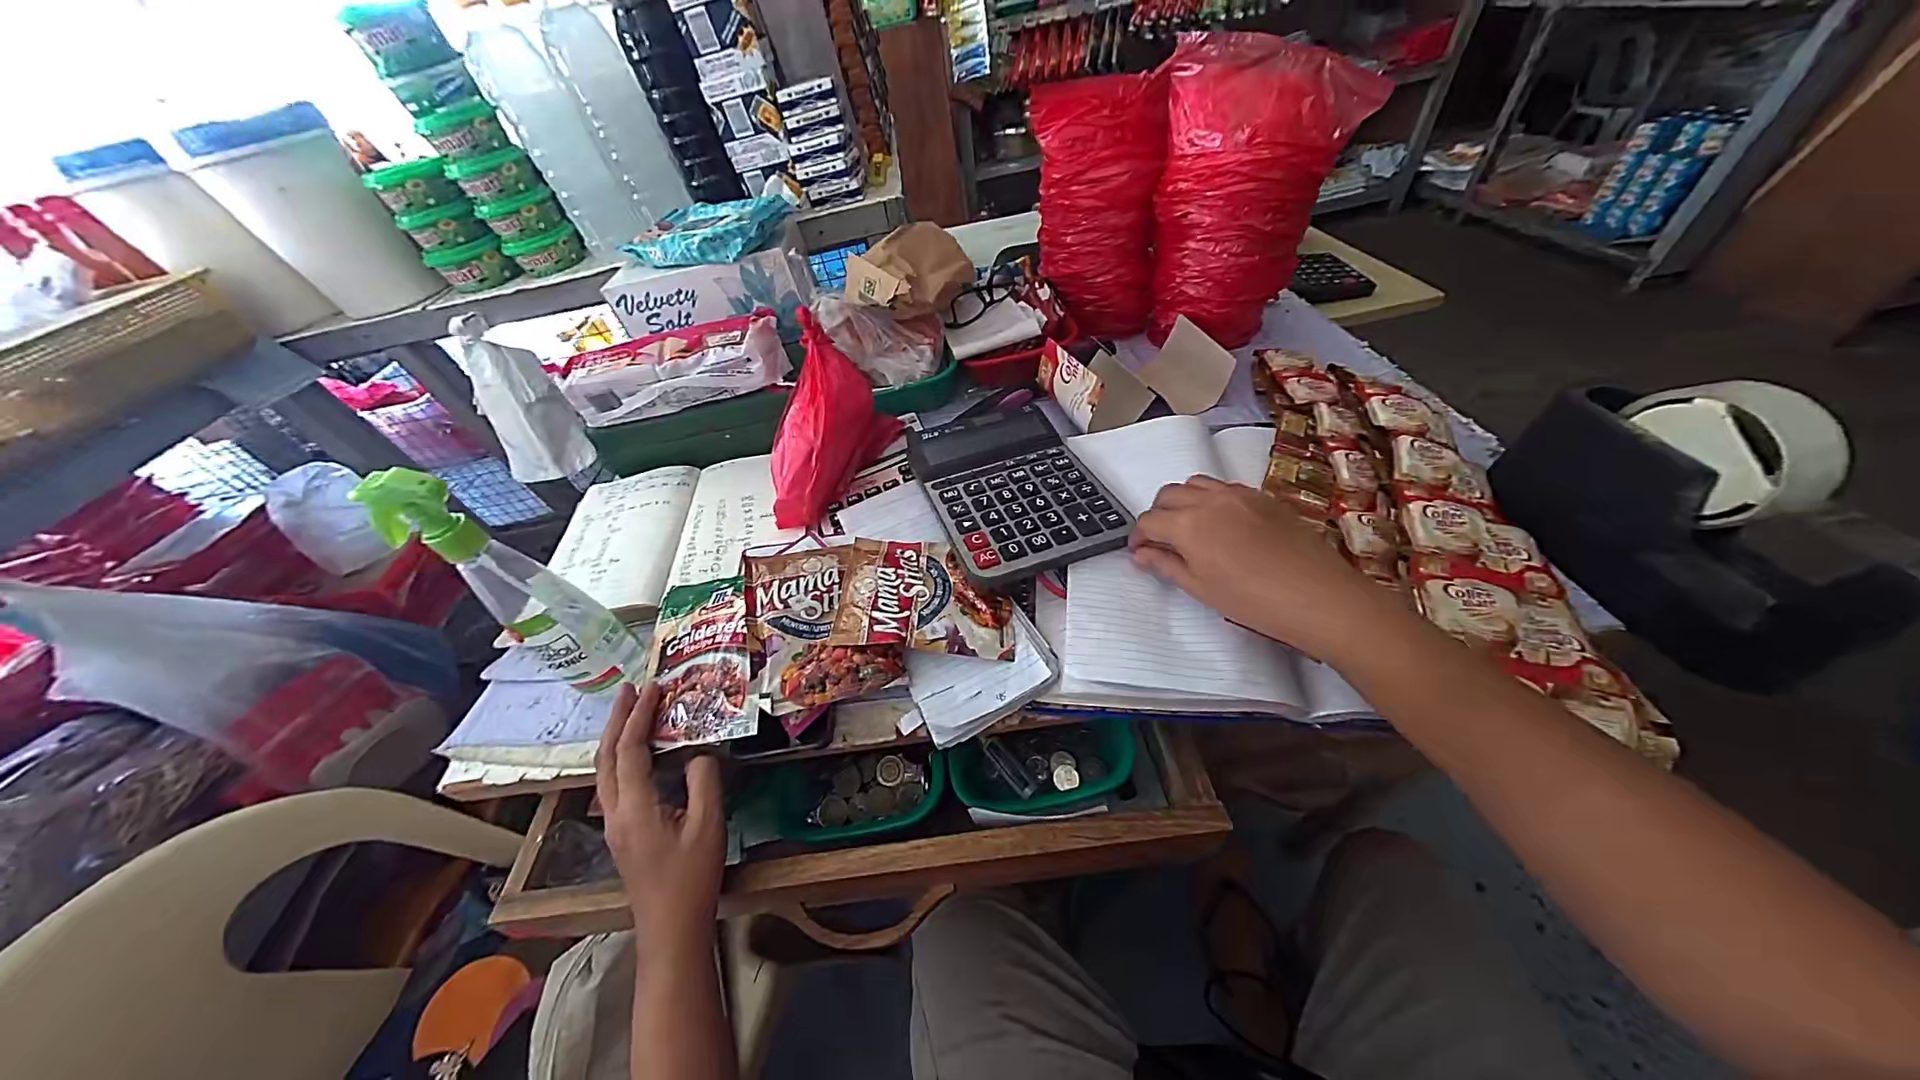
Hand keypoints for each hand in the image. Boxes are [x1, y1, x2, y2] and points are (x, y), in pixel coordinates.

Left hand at [596, 683, 725, 942]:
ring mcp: (614, 824)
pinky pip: (613, 783)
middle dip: (617, 720)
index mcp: (633, 807)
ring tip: (633, 712)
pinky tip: (639, 753)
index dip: (640, 716)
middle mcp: (614, 812)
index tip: (653, 687)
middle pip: (605, 756)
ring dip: (616, 737)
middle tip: (632, 689)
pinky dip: (622, 757)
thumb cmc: (691, 878)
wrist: (670, 928)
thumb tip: (698, 753)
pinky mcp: (621, 832)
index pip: (629, 750)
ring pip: (604, 771)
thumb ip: (703, 781)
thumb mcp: (708, 825)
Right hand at [1128, 475, 1401, 660]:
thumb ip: (1167, 565)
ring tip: (1190, 528)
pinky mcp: (1264, 497)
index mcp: (1188, 524)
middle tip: (1162, 542)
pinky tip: (1222, 525)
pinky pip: (1225, 487)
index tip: (1140, 553)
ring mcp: (1239, 494)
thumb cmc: (1254, 601)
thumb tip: (1143, 554)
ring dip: (1183, 501)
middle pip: (1168, 495)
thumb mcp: (1201, 588)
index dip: (1139, 538)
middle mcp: (1210, 500)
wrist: (1319, 597)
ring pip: (1196, 483)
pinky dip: (1212, 498)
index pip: (1149, 521)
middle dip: (1157, 515)